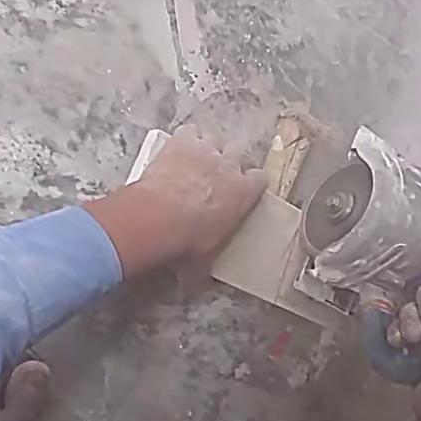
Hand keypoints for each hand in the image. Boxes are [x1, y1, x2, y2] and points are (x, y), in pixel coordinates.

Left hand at [84, 124, 267, 280]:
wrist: (160, 216)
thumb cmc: (188, 241)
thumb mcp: (202, 262)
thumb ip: (203, 271)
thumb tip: (192, 288)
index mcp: (245, 192)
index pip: (260, 179)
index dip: (251, 183)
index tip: (243, 189)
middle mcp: (232, 165)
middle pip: (241, 151)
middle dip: (231, 160)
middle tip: (216, 174)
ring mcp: (207, 149)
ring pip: (216, 138)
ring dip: (208, 147)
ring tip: (196, 159)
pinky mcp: (183, 140)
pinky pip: (189, 131)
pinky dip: (184, 138)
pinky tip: (176, 148)